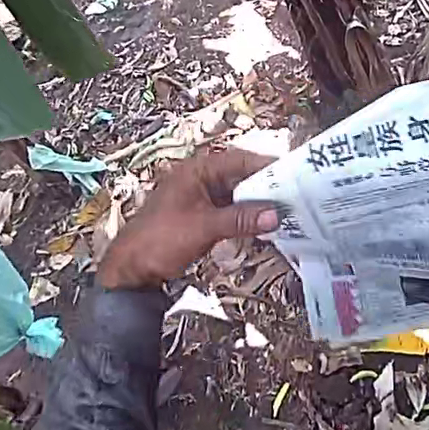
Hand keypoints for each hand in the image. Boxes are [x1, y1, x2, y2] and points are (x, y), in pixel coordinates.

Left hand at [96, 149, 279, 291]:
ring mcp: (202, 197)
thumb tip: (276, 215)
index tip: (296, 173)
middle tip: (297, 195)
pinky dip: (248, 216)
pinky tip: (267, 225)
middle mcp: (201, 178)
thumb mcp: (204, 227)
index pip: (240, 160)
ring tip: (289, 210)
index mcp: (197, 170)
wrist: (131, 270)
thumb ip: (240, 219)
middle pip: (242, 176)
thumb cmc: (160, 240)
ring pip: (239, 194)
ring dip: (259, 203)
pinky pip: (232, 210)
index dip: (267, 165)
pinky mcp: (203, 215)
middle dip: (267, 185)